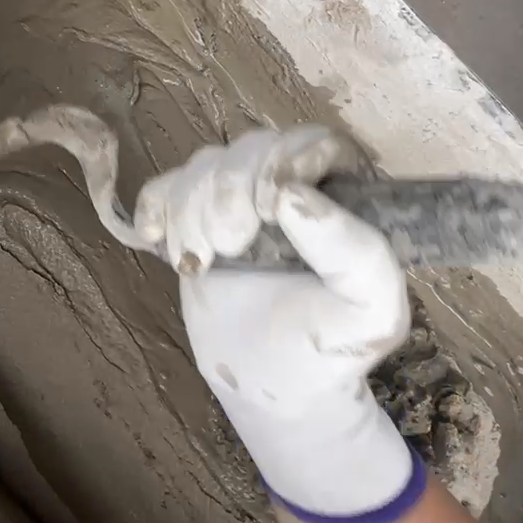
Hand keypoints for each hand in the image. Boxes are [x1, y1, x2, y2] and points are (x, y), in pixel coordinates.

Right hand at [133, 128, 421, 522]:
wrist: (265, 381)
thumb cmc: (326, 348)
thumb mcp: (369, 312)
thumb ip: (357, 253)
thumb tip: (290, 194)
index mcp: (341, 195)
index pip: (314, 141)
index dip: (282, 164)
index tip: (269, 213)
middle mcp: (287, 182)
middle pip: (250, 148)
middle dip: (227, 194)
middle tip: (229, 248)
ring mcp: (233, 195)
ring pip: (204, 163)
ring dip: (191, 210)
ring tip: (198, 263)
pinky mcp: (190, 212)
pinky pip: (163, 185)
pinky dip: (154, 207)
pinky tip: (158, 241)